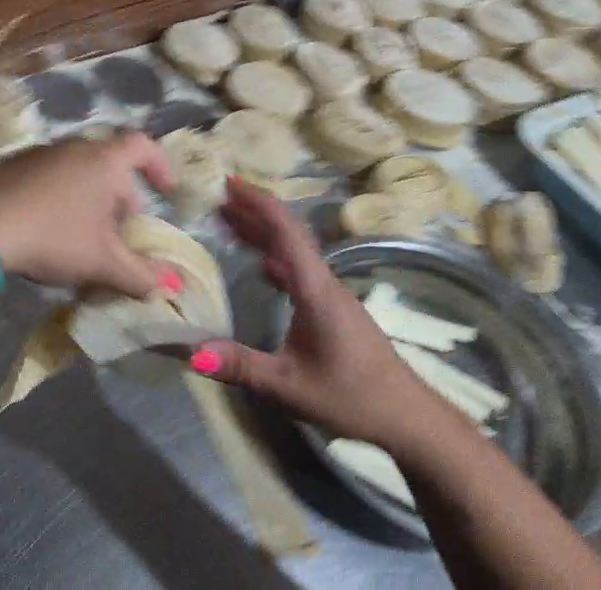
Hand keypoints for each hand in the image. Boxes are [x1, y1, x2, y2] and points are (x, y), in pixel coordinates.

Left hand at [0, 132, 174, 298]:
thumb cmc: (54, 237)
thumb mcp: (103, 263)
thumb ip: (140, 275)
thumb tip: (166, 284)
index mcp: (103, 160)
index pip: (143, 146)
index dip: (160, 165)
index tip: (167, 191)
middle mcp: (74, 147)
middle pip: (110, 164)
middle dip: (121, 197)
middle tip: (121, 231)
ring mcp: (40, 153)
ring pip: (79, 171)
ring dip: (90, 200)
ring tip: (86, 236)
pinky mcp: (13, 166)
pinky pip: (51, 176)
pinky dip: (62, 198)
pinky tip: (50, 230)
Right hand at [191, 178, 435, 448]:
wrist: (408, 418)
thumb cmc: (352, 397)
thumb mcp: (290, 386)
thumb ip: (242, 366)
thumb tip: (192, 352)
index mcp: (316, 289)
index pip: (286, 231)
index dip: (258, 202)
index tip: (229, 182)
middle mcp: (324, 283)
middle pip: (289, 234)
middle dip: (254, 212)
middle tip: (218, 198)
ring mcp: (332, 296)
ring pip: (295, 251)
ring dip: (264, 233)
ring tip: (230, 222)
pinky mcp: (334, 311)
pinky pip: (300, 270)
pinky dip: (275, 257)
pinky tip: (260, 265)